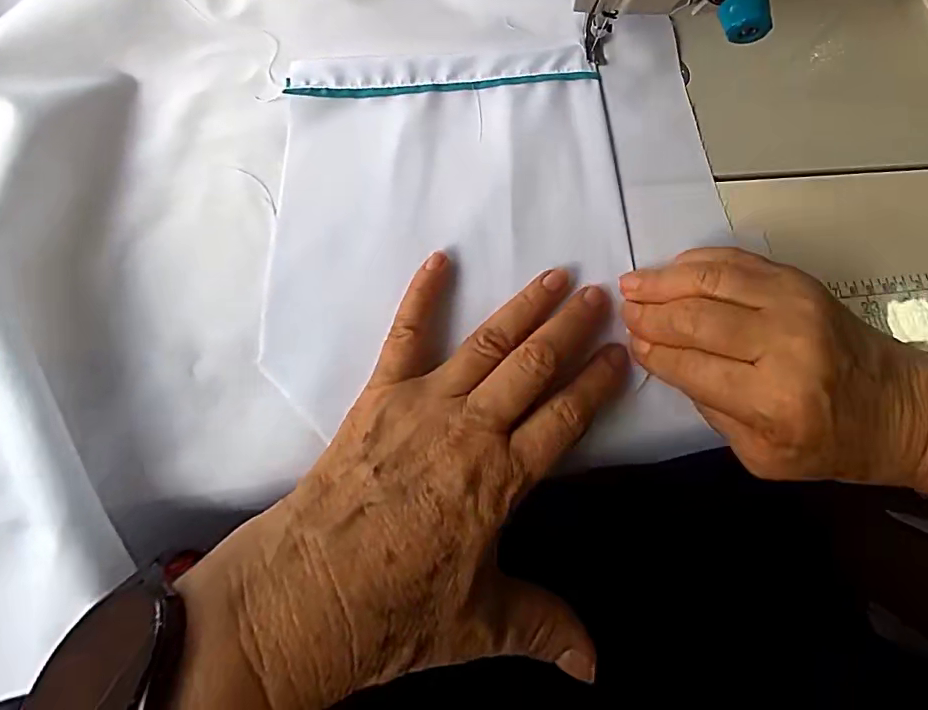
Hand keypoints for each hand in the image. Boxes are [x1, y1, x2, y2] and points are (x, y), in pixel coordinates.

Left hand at [173, 254, 628, 708]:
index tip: (619, 353)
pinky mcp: (380, 393)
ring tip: (552, 277)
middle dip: (569, 328)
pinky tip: (439, 260)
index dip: (596, 384)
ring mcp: (423, 403)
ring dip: (522, 308)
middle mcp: (470, 429)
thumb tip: (594, 666)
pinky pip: (404, 334)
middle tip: (598, 295)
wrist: (308, 591)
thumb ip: (542, 628)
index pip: (565, 420)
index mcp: (501, 480)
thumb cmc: (395, 611)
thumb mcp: (478, 626)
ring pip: (486, 344)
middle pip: (533, 367)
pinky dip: (422, 294)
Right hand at [618, 247, 927, 490]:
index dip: (653, 352)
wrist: (901, 406)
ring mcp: (794, 305)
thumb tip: (664, 358)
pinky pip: (734, 261)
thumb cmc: (831, 441)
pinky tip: (670, 269)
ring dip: (663, 281)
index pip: (692, 366)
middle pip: (695, 320)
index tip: (631, 341)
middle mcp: (786, 347)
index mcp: (776, 402)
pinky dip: (695, 262)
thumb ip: (710, 408)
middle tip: (624, 310)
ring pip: (709, 281)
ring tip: (633, 284)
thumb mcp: (763, 455)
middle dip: (650, 315)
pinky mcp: (799, 281)